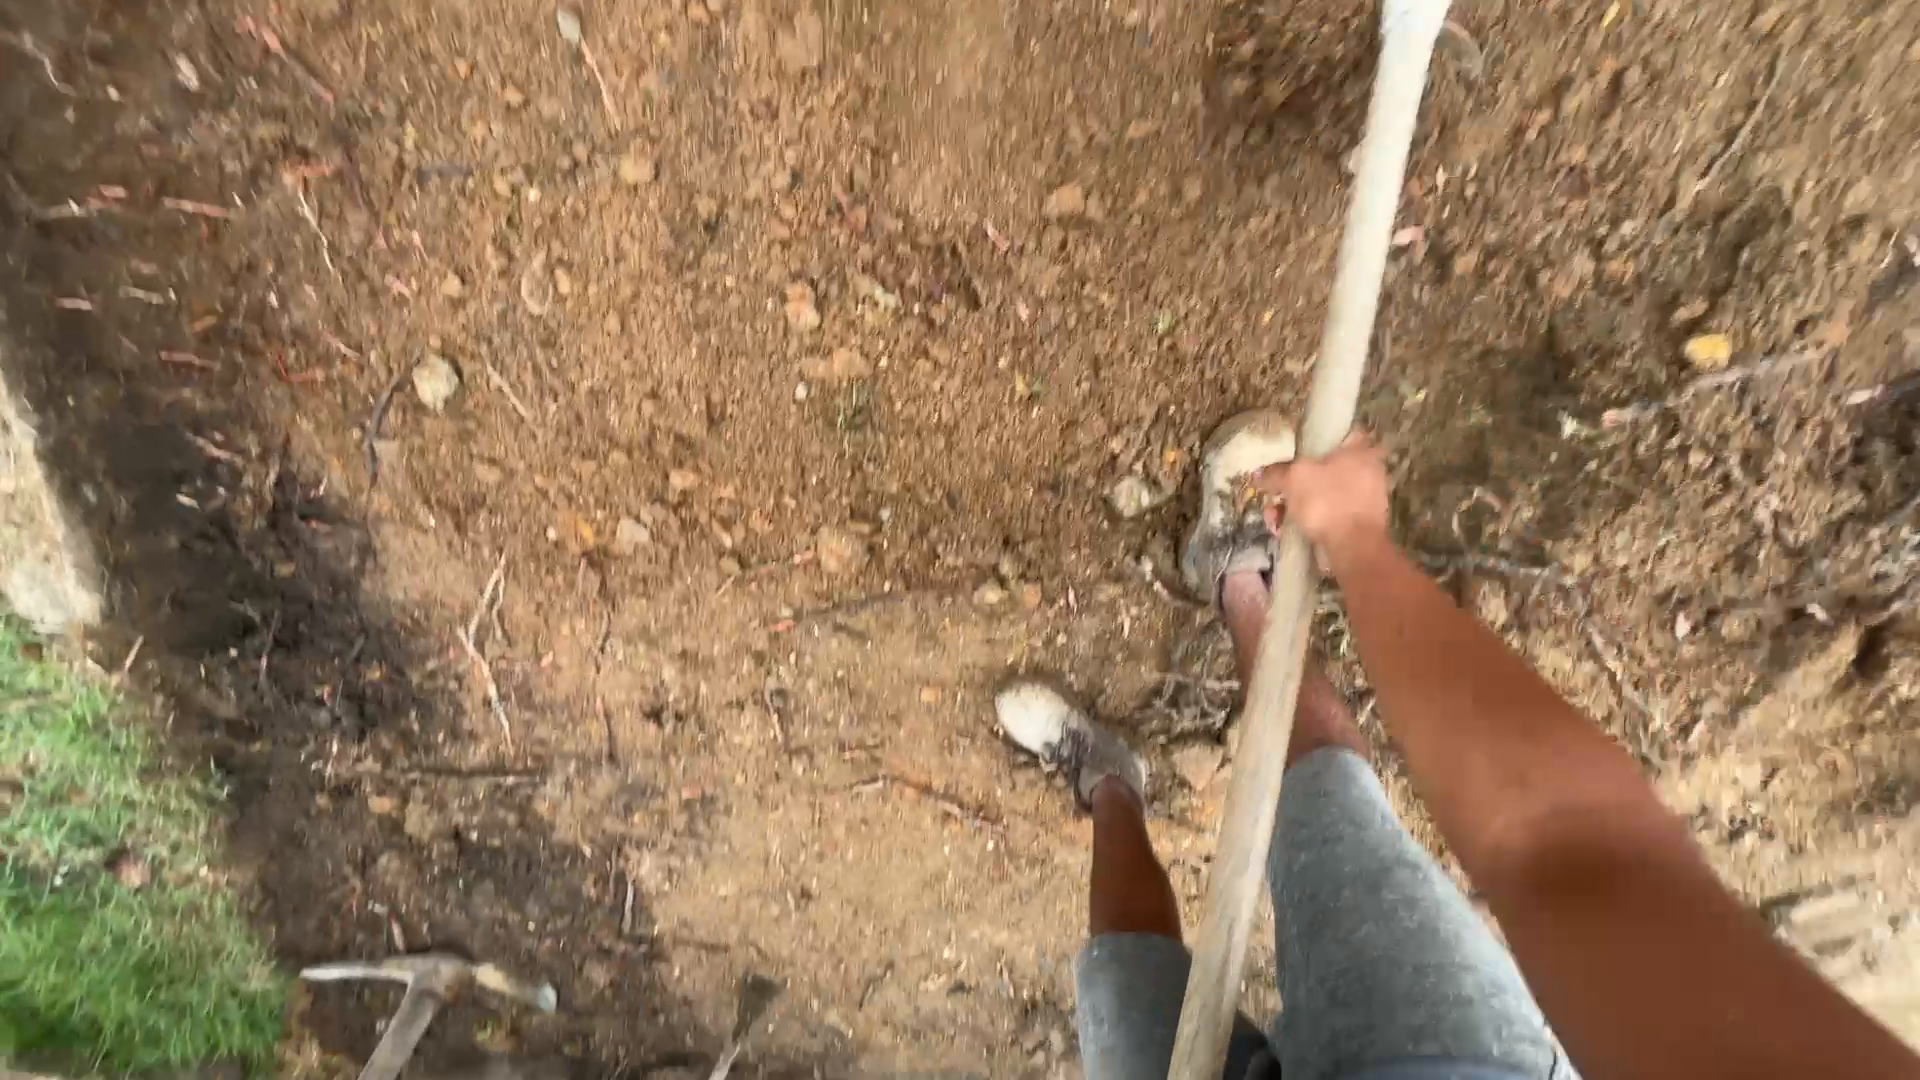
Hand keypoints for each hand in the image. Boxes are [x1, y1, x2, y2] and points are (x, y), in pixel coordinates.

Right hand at [1253, 432, 1390, 554]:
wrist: (1352, 545)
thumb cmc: (1327, 500)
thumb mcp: (1293, 478)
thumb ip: (1275, 472)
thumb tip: (1259, 474)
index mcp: (1359, 450)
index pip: (1340, 433)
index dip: (1315, 439)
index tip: (1294, 451)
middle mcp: (1366, 470)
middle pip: (1322, 468)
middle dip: (1293, 483)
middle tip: (1274, 493)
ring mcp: (1363, 498)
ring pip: (1320, 493)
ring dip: (1293, 505)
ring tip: (1274, 519)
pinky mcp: (1356, 522)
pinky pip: (1326, 513)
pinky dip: (1305, 519)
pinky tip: (1284, 530)